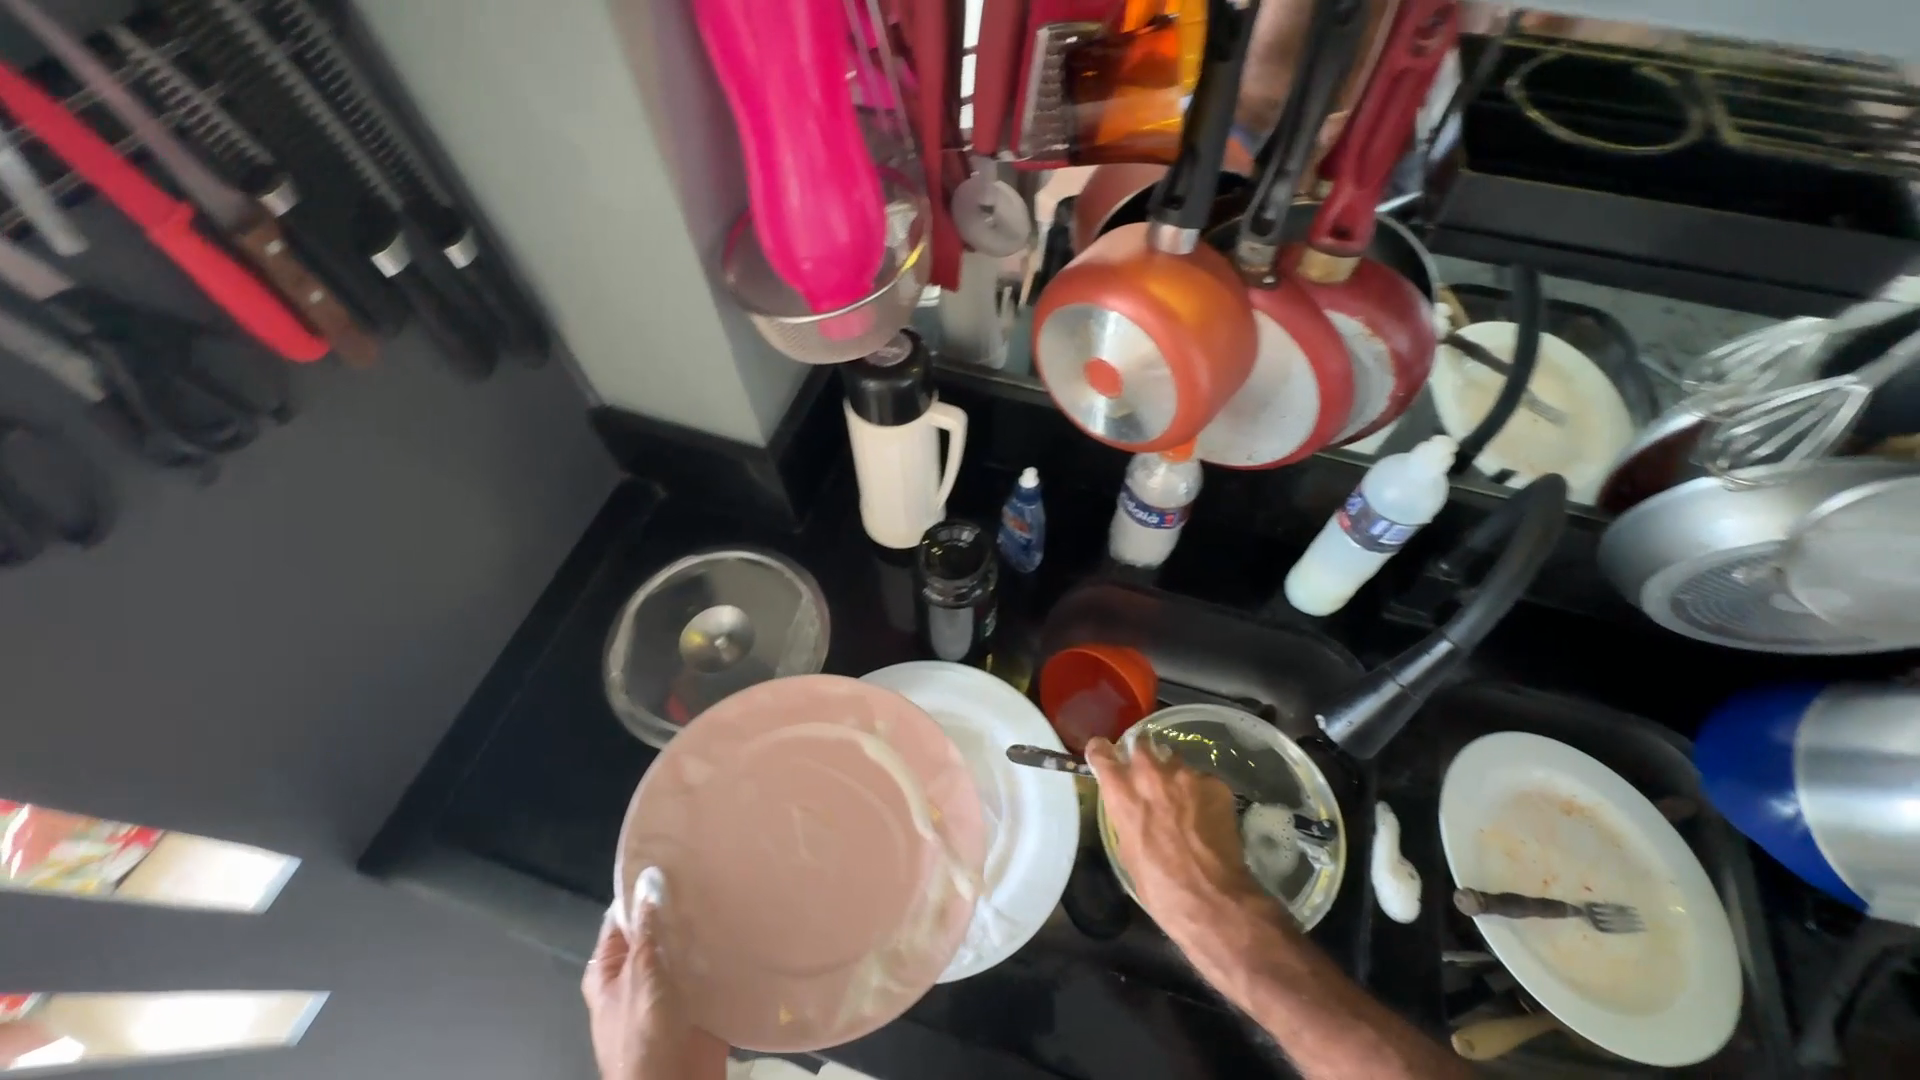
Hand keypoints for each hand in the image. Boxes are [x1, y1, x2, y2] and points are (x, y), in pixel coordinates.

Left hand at [581, 868, 727, 1079]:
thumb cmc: (644, 1034)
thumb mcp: (641, 975)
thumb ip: (647, 930)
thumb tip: (648, 882)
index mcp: (609, 974)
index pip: (622, 922)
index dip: (640, 895)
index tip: (668, 863)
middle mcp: (636, 980)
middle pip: (657, 936)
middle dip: (678, 912)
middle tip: (708, 875)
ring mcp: (667, 995)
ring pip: (684, 954)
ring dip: (702, 935)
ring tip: (730, 896)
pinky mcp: (696, 1008)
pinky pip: (708, 975)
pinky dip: (720, 958)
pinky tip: (742, 933)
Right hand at [1085, 735, 1262, 932]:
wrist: (1210, 898)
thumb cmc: (1158, 884)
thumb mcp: (1126, 848)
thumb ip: (1125, 815)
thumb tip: (1131, 808)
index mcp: (1121, 791)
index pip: (1101, 752)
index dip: (1102, 752)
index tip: (1105, 755)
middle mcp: (1151, 774)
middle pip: (1141, 744)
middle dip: (1143, 756)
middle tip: (1150, 776)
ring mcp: (1186, 776)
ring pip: (1176, 762)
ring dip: (1175, 776)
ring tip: (1184, 801)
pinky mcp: (1216, 784)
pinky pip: (1203, 780)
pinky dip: (1202, 793)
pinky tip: (1207, 817)